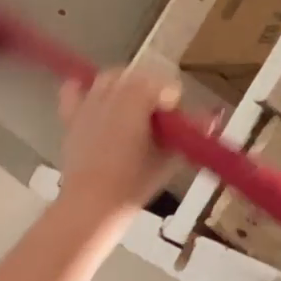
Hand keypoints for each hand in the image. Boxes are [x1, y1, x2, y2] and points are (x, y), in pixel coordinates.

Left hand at [55, 65, 182, 222]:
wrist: (92, 202)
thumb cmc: (133, 184)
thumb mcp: (168, 159)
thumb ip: (189, 134)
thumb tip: (210, 119)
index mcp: (138, 100)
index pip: (163, 86)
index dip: (173, 102)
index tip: (175, 123)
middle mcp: (111, 94)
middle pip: (136, 77)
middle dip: (150, 92)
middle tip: (156, 119)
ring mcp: (87, 103)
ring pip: (108, 79)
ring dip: (122, 89)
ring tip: (130, 113)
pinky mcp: (70, 116)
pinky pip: (73, 90)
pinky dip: (83, 91)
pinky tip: (95, 103)